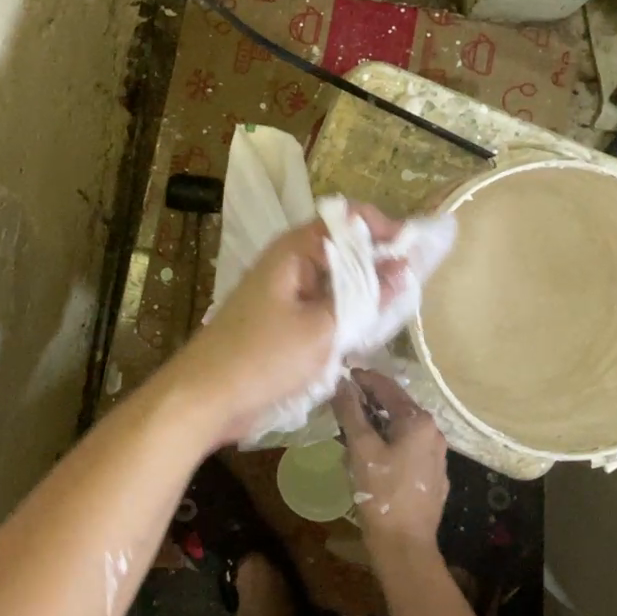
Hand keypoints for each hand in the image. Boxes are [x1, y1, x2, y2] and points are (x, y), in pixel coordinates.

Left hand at [168, 204, 410, 445]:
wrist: (204, 397)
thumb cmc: (263, 357)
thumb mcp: (324, 329)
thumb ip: (366, 297)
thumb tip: (403, 269)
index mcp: (294, 250)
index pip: (346, 218)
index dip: (381, 227)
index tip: (411, 252)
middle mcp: (289, 261)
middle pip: (342, 247)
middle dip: (376, 264)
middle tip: (406, 291)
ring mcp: (283, 290)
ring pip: (335, 279)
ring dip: (361, 294)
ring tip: (387, 316)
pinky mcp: (281, 318)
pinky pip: (322, 304)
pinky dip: (343, 314)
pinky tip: (360, 338)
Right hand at [331, 370, 447, 558]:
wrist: (405, 546)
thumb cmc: (382, 493)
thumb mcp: (361, 448)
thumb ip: (351, 411)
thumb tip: (341, 382)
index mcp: (419, 421)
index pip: (387, 387)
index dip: (363, 379)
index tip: (343, 376)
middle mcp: (434, 433)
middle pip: (398, 406)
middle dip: (371, 401)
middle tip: (345, 402)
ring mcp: (437, 456)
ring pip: (403, 428)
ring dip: (380, 423)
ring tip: (355, 426)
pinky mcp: (433, 477)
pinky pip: (409, 448)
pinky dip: (391, 442)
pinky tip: (374, 454)